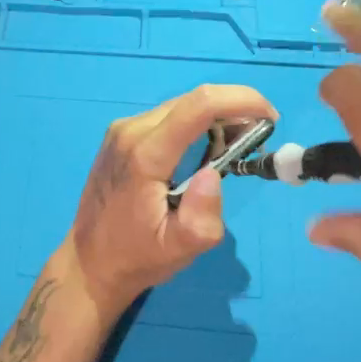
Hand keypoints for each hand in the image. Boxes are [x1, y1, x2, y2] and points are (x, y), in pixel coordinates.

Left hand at [61, 83, 276, 316]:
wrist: (89, 261)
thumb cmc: (137, 257)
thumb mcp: (179, 249)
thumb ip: (203, 216)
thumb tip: (214, 173)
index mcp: (146, 153)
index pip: (198, 106)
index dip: (240, 101)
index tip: (270, 117)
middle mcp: (131, 130)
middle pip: (192, 100)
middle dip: (233, 110)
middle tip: (258, 139)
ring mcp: (123, 129)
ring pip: (180, 106)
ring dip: (215, 117)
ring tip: (236, 147)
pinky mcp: (121, 134)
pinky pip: (167, 116)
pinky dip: (194, 123)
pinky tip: (206, 149)